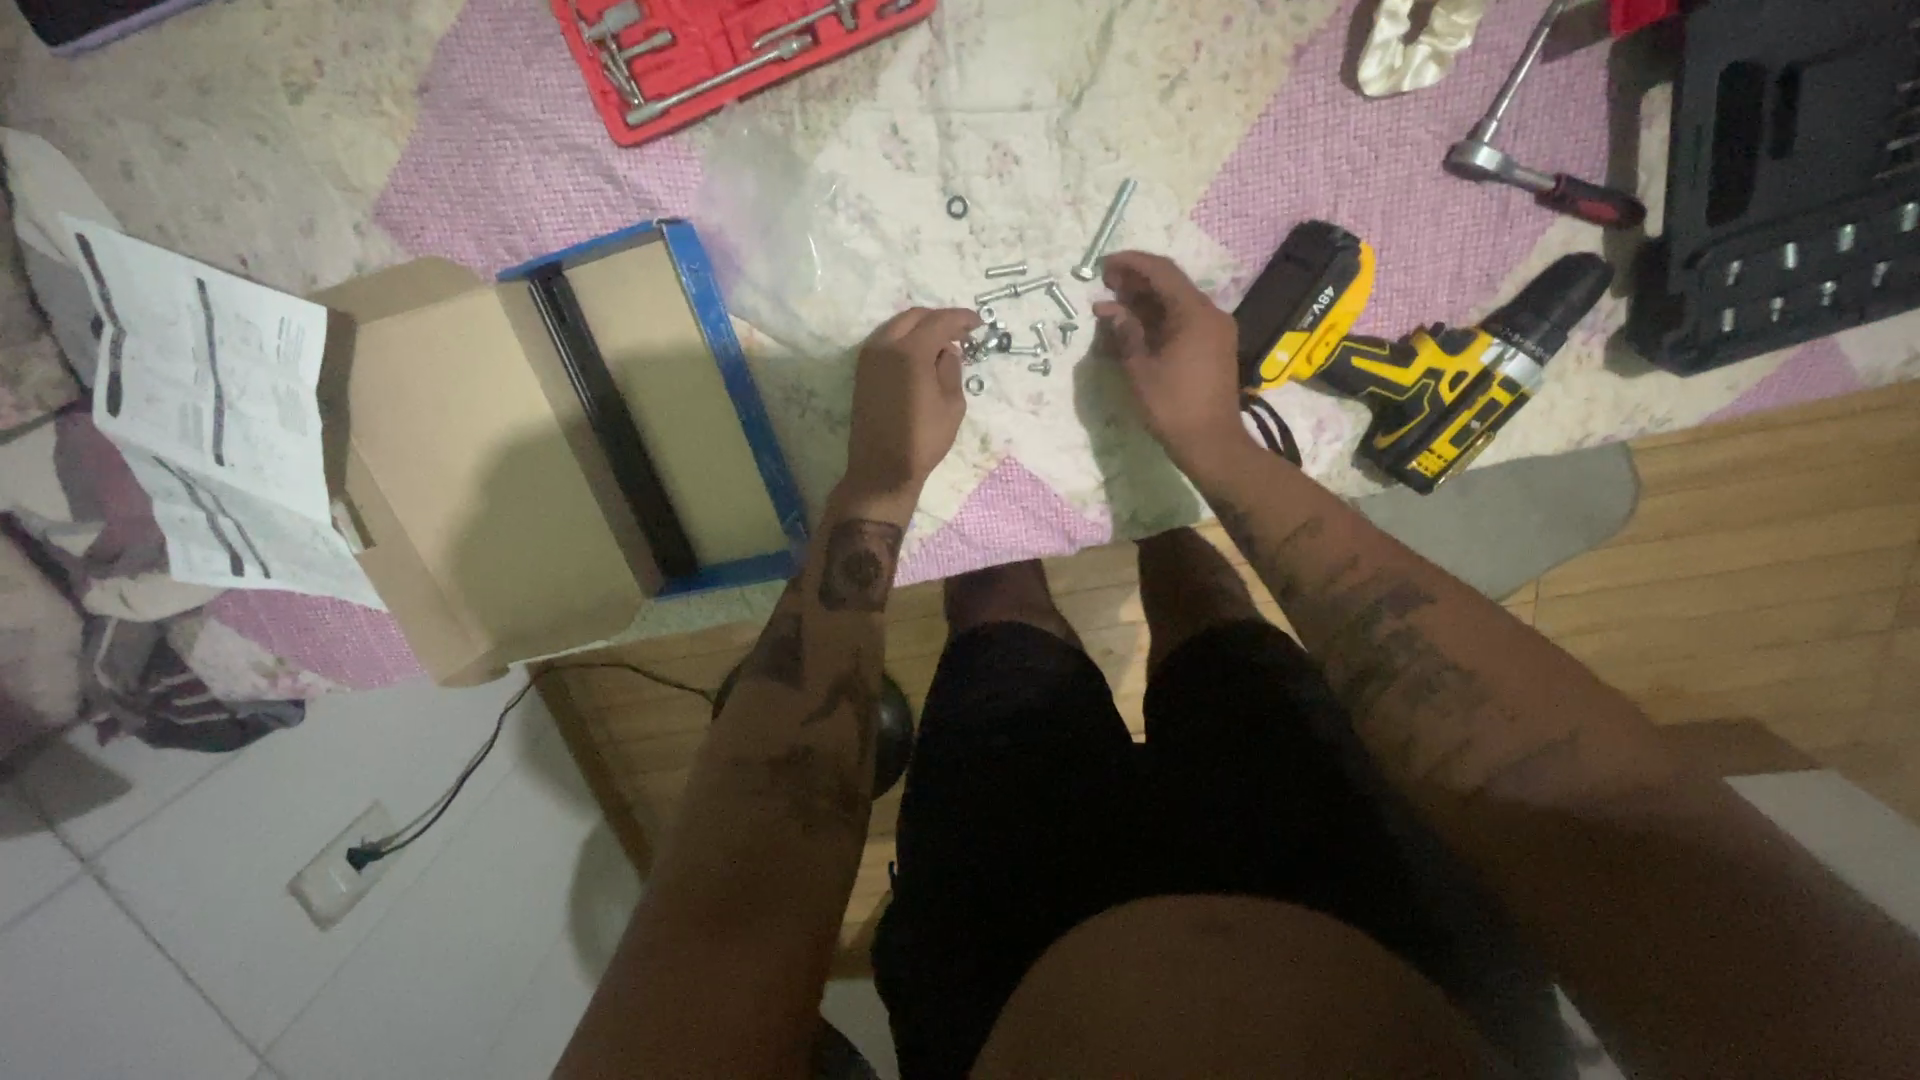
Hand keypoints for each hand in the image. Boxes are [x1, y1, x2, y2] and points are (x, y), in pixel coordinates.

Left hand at [843, 306, 981, 509]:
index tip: (978, 323)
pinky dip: (904, 340)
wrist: (882, 468)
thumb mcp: (952, 405)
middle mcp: (885, 346)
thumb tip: (948, 351)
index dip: (961, 318)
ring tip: (941, 344)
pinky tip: (919, 356)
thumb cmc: (923, 440)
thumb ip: (952, 369)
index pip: (939, 321)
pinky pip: (885, 342)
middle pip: (914, 317)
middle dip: (939, 319)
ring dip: (920, 328)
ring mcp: (868, 358)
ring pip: (897, 326)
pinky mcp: (862, 371)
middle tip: (959, 333)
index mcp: (910, 352)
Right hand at [1094, 252, 1246, 470]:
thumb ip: (1125, 332)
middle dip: (1136, 282)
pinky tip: (1133, 327)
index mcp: (1195, 313)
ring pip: (1175, 304)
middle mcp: (1210, 314)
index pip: (1162, 272)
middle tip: (1105, 283)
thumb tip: (1110, 309)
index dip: (1131, 263)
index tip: (1104, 265)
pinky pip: (1182, 322)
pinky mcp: (1212, 347)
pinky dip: (1157, 320)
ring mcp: (1214, 331)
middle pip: (1170, 285)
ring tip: (1112, 305)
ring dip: (1144, 302)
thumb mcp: (1140, 369)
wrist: (1211, 443)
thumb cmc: (1173, 407)